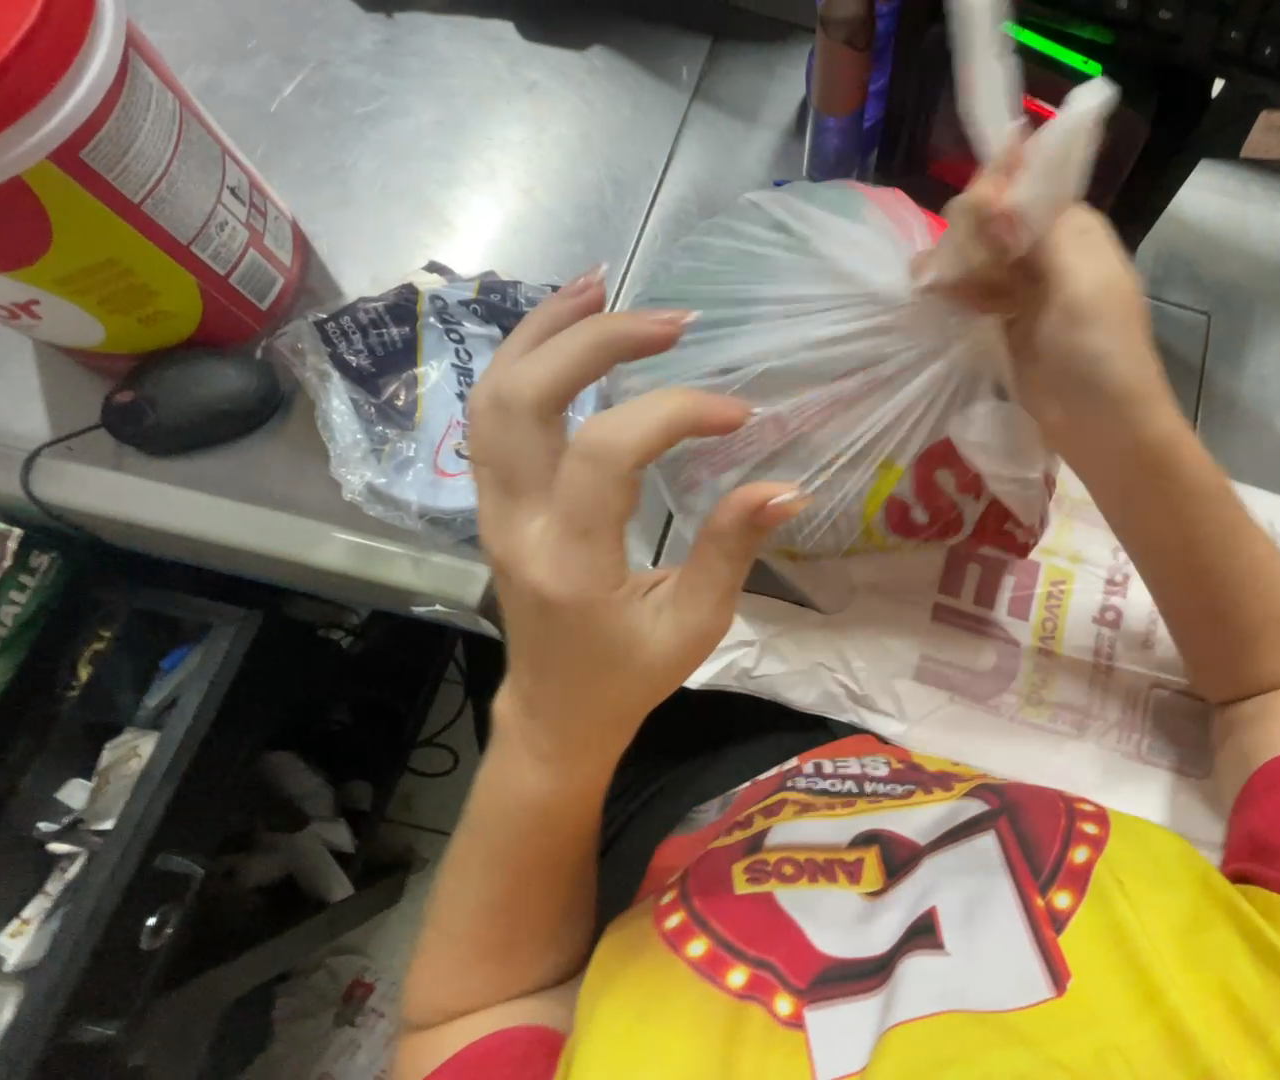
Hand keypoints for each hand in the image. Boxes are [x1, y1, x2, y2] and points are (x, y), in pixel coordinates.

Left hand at [467, 270, 805, 768]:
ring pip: (492, 395)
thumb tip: (787, 485)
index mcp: (571, 561)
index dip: (676, 414)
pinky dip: (528, 357)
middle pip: (522, 399)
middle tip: (670, 322)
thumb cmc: (631, 674)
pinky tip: (570, 328)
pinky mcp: (495, 499)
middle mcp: (516, 523)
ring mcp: (493, 507)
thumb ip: (732, 550)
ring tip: (602, 288)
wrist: (555, 709)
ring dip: (544, 332)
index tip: (739, 414)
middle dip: (593, 343)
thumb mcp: (697, 624)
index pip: (608, 453)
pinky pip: (494, 412)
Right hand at [917, 151, 1179, 454]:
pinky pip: (974, 295)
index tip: (970, 215)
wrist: (1103, 426)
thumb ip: (1036, 233)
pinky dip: (954, 291)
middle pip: (996, 223)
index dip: (994, 194)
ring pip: (981, 258)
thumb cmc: (1099, 349)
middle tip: (948, 261)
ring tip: (927, 279)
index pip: (1026, 191)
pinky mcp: (1007, 326)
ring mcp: (1026, 292)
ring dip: (954, 262)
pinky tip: (931, 293)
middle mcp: (1050, 254)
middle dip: (969, 233)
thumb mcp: (1079, 280)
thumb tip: (991, 196)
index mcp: (1076, 232)